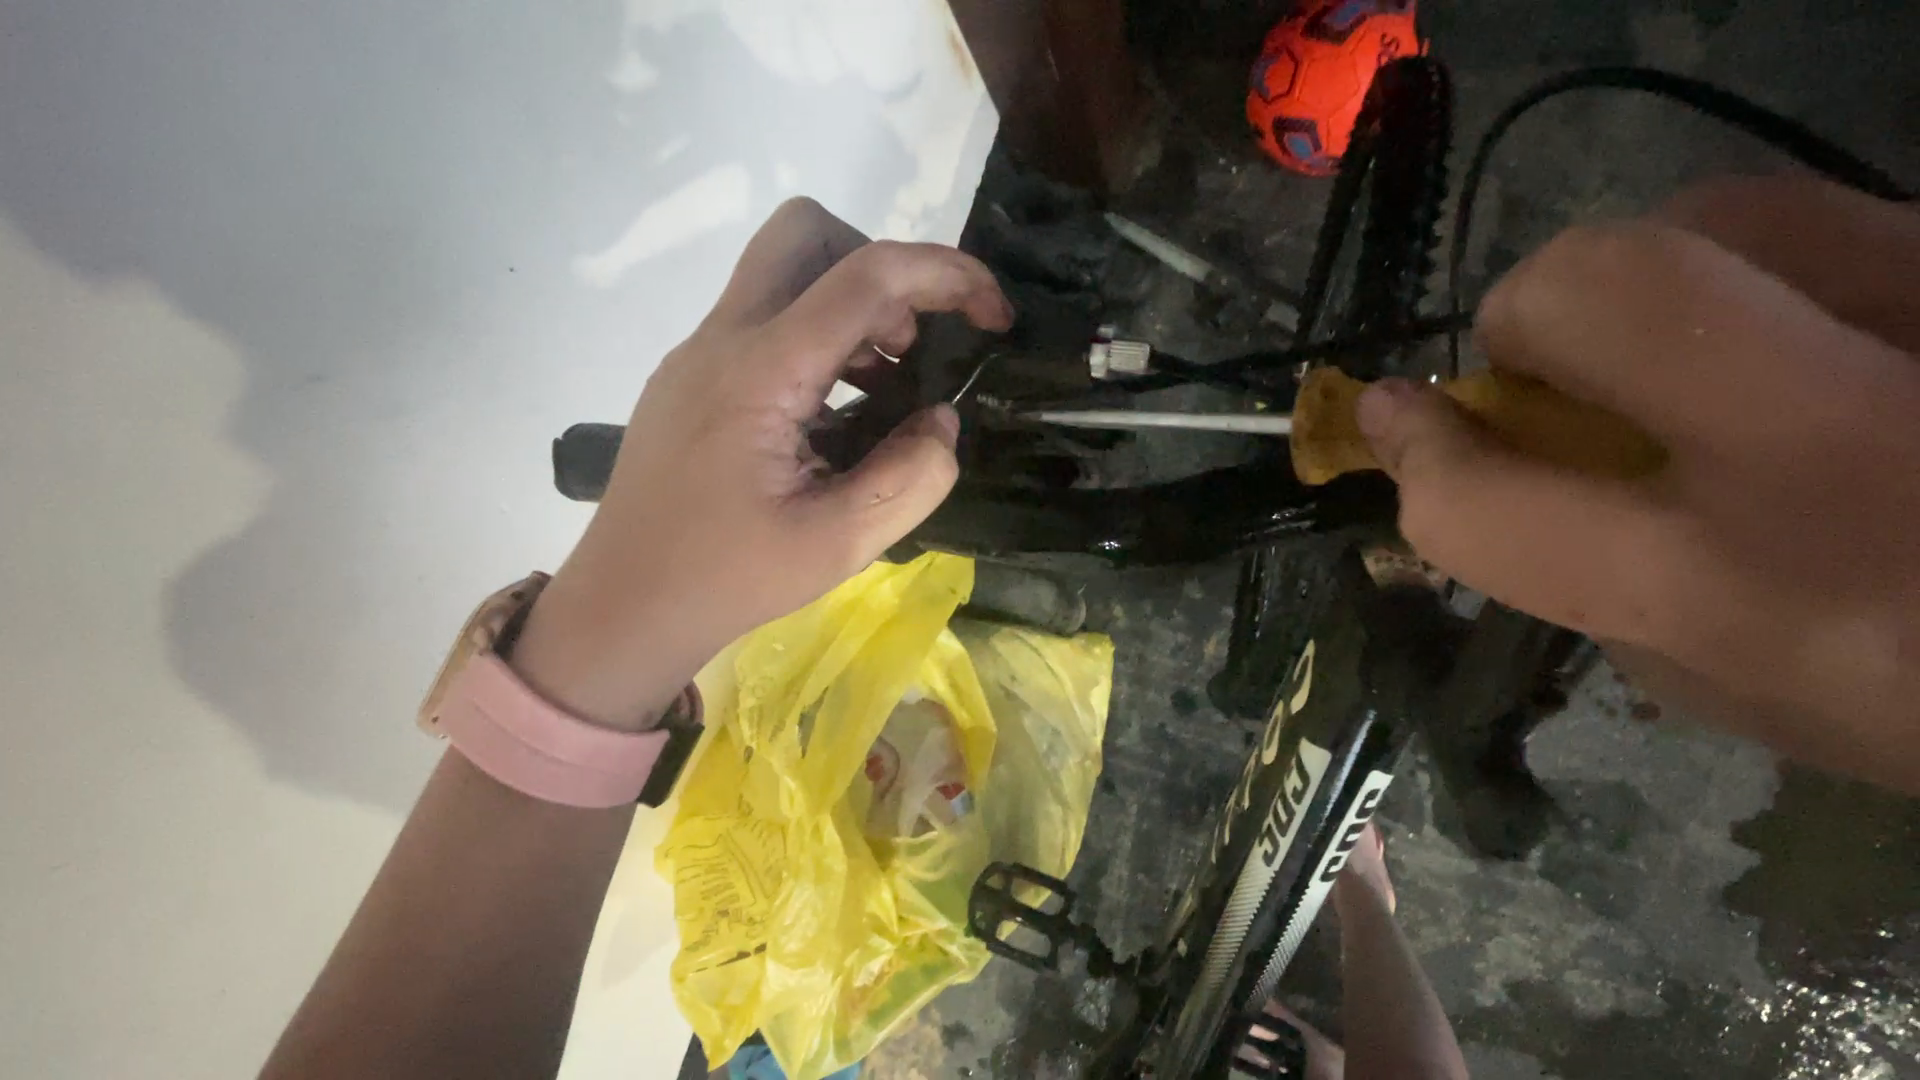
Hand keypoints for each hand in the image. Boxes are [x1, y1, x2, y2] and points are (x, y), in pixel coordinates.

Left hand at [511, 198, 1011, 729]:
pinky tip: (835, 414)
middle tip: (912, 346)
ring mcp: (699, 354)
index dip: (946, 276)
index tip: (994, 315)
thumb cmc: (728, 581)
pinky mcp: (692, 378)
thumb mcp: (839, 545)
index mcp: (761, 372)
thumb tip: (940, 421)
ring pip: (782, 271)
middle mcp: (723, 340)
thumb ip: (910, 477)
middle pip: (807, 232)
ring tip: (883, 389)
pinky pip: (763, 320)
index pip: (865, 277)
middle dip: (883, 267)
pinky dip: (818, 339)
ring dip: (850, 306)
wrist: (623, 607)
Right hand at [1355, 175, 1919, 790]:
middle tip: (1552, 364)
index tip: (1393, 420)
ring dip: (1655, 277)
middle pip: (1598, 287)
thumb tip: (1502, 477)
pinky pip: (1835, 212)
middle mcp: (1847, 446)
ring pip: (1720, 213)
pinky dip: (1775, 268)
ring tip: (1701, 344)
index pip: (1488, 500)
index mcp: (1747, 594)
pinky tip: (1815, 336)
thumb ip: (1591, 588)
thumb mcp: (1730, 689)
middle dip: (1526, 316)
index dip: (1414, 453)